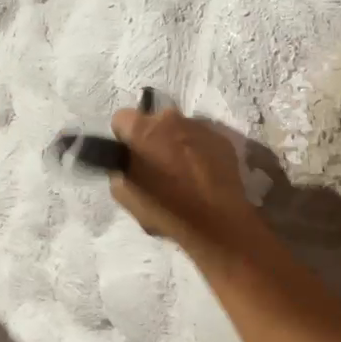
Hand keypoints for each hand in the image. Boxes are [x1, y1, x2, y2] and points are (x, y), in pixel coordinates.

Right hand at [110, 106, 259, 256]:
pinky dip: (199, 151)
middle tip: (157, 165)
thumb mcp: (125, 196)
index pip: (121, 118)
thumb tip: (124, 164)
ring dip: (176, 143)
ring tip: (183, 172)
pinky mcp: (221, 138)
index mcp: (141, 128)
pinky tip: (203, 174)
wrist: (218, 223)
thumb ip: (119, 170)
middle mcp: (168, 118)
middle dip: (151, 138)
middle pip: (152, 121)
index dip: (124, 137)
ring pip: (178, 128)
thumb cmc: (166, 210)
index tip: (130, 156)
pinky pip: (201, 138)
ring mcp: (198, 125)